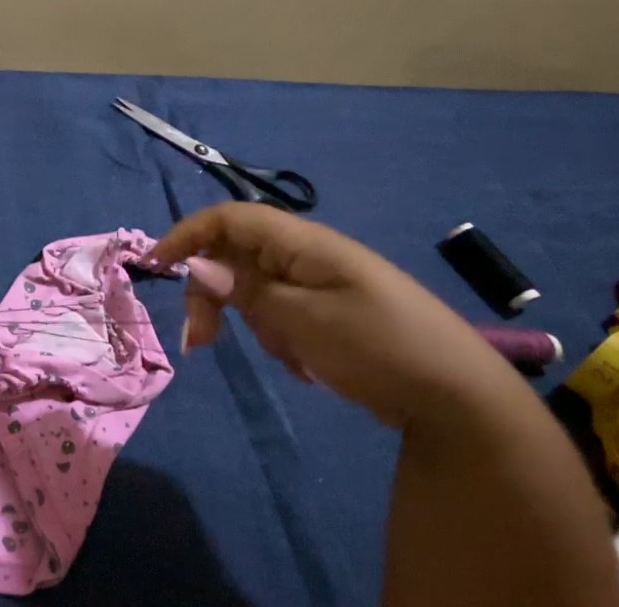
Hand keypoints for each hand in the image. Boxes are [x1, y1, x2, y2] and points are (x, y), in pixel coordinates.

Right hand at [152, 203, 518, 430]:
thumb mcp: (302, 319)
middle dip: (213, 294)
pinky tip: (303, 366)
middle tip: (201, 343)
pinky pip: (286, 312)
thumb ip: (245, 289)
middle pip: (237, 256)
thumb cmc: (378, 348)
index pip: (230, 218)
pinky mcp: (337, 312)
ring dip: (252, 321)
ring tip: (282, 359)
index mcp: (303, 243)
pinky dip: (281, 336)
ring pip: (258, 288)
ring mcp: (325, 283)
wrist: (463, 400)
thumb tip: (196, 262)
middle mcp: (310, 255)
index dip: (188, 234)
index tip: (155, 266)